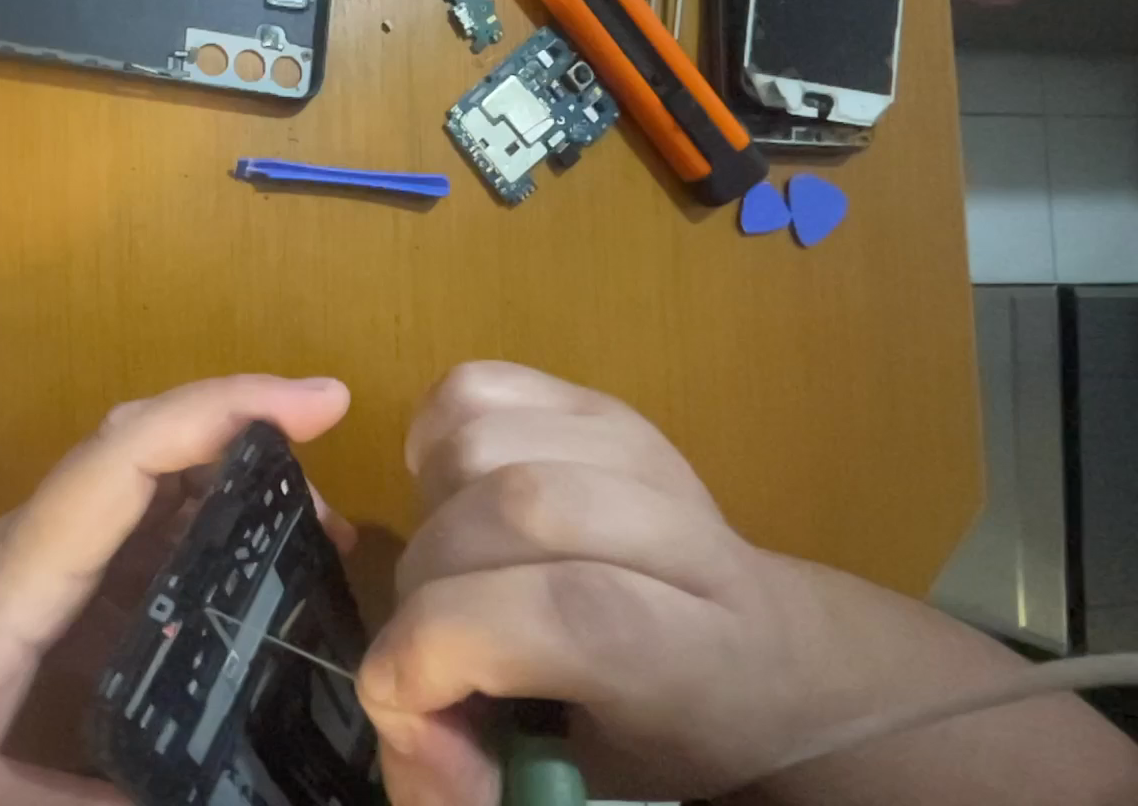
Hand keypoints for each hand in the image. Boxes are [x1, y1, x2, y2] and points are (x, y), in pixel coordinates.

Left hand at [0, 373, 353, 803]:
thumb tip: (211, 804)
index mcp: (16, 571)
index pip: (132, 453)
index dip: (227, 408)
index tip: (322, 400)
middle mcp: (29, 547)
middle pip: (148, 456)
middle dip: (249, 453)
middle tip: (337, 521)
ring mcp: (20, 571)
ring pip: (138, 505)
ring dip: (224, 511)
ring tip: (304, 569)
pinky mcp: (10, 603)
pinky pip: (116, 562)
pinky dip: (183, 567)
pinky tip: (214, 630)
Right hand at [355, 362, 964, 803]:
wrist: (766, 644)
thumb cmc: (664, 726)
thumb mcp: (576, 775)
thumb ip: (466, 759)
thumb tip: (389, 706)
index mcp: (702, 654)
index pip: (574, 612)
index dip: (449, 639)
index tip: (397, 686)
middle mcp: (682, 531)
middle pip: (513, 510)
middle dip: (428, 578)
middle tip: (428, 626)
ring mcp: (634, 445)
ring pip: (480, 442)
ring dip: (429, 509)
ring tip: (450, 557)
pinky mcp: (591, 401)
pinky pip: (470, 389)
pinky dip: (432, 437)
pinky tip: (452, 488)